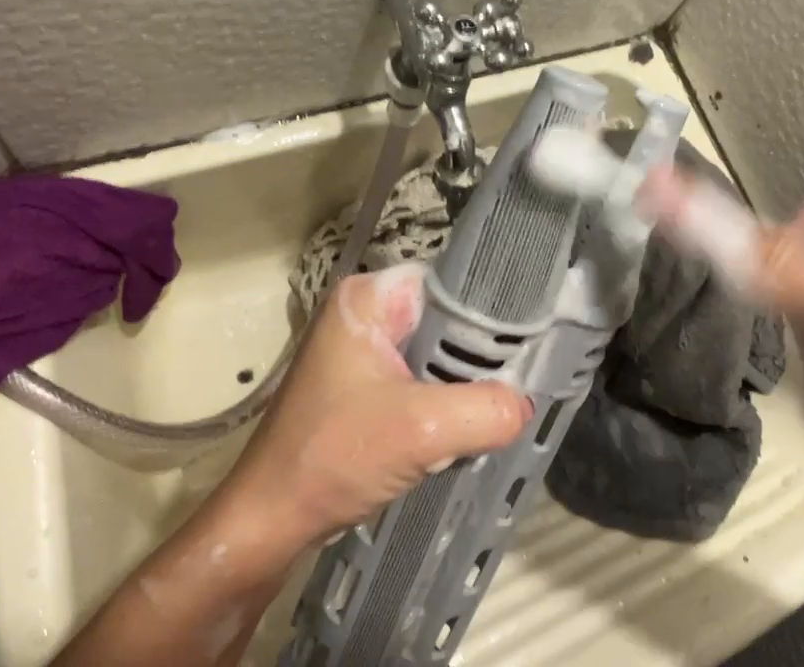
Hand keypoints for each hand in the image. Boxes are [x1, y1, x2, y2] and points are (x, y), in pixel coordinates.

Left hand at [215, 263, 532, 550]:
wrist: (271, 520)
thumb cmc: (332, 458)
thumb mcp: (422, 431)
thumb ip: (486, 410)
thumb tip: (525, 404)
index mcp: (367, 298)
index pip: (452, 282)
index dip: (492, 313)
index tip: (532, 344)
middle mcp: (365, 313)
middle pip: (448, 318)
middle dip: (482, 355)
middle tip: (520, 383)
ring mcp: (364, 351)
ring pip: (439, 353)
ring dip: (465, 384)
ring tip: (497, 408)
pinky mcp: (366, 386)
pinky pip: (424, 380)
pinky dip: (446, 402)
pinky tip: (465, 427)